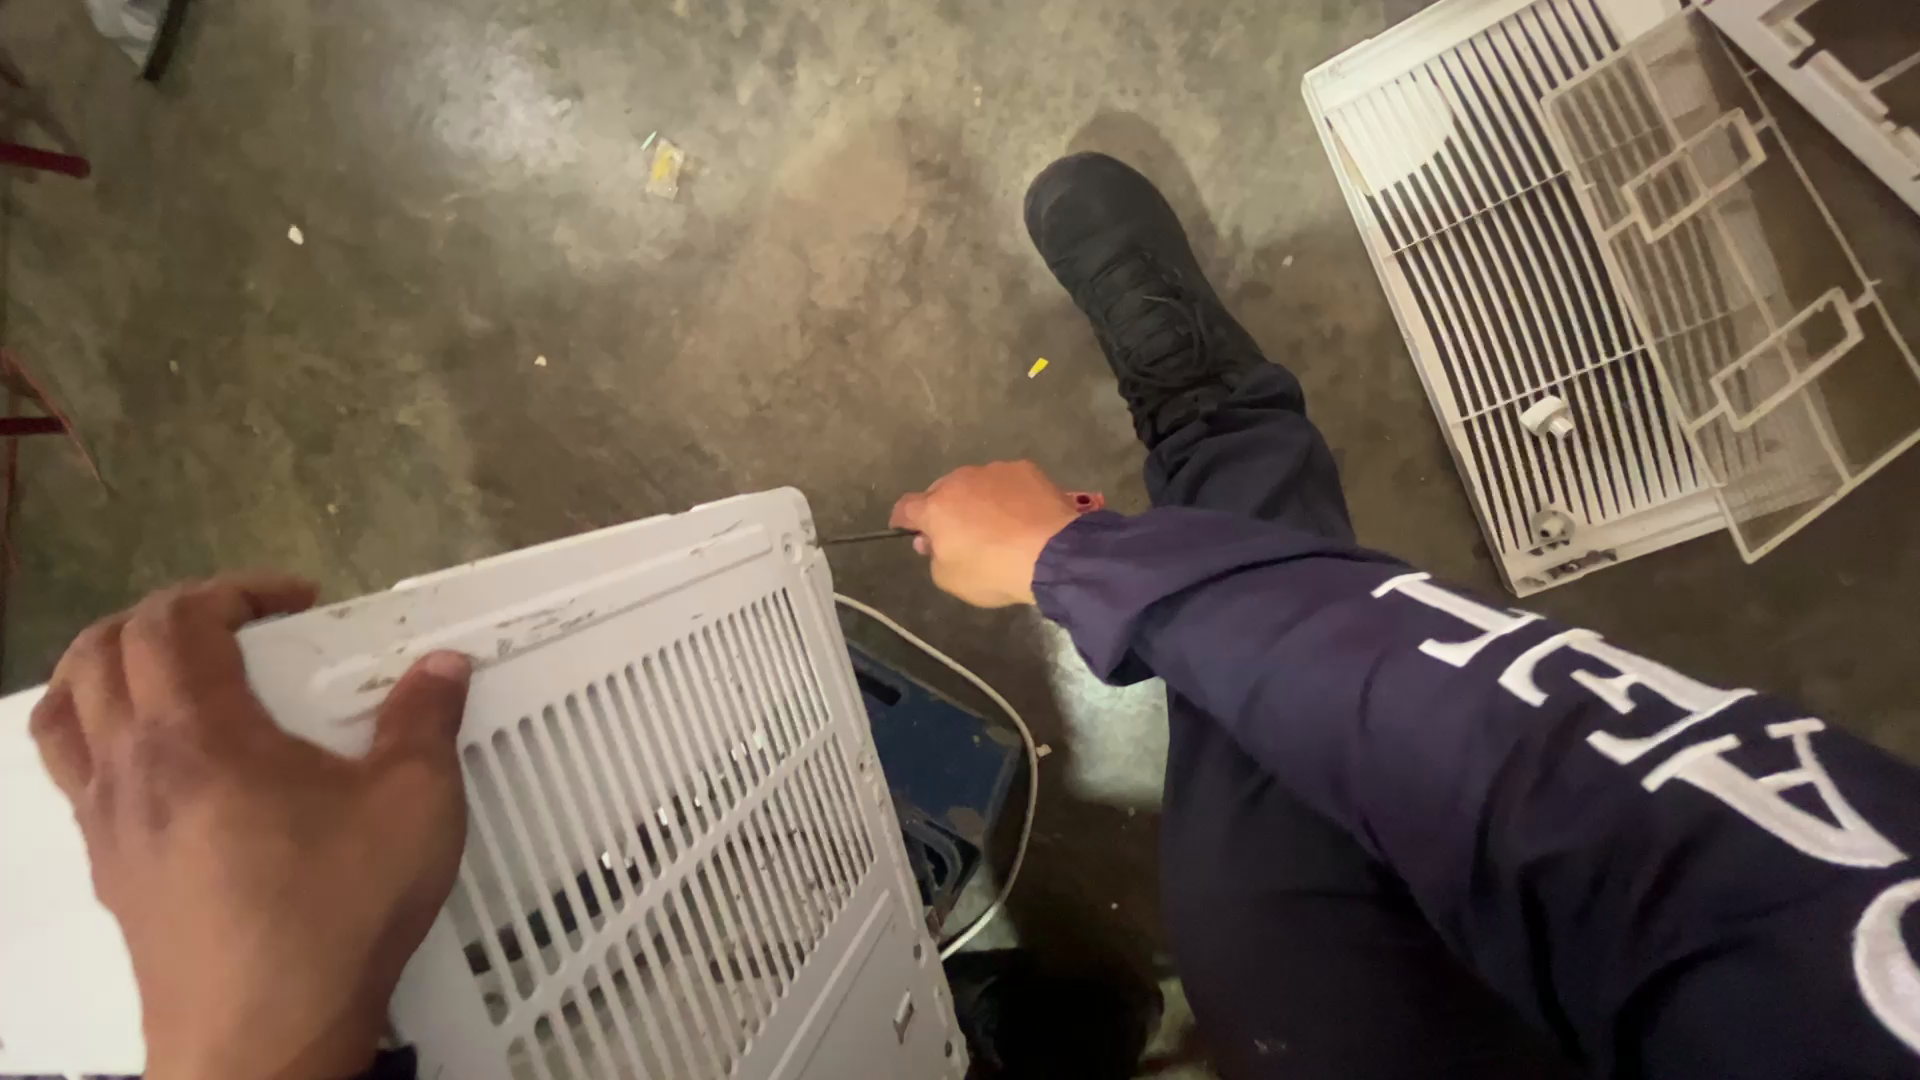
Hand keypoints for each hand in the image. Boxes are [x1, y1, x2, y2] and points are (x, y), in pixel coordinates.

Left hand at [28, 573, 473, 1079]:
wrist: (269, 1029)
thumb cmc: (341, 901)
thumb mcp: (416, 797)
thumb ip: (426, 718)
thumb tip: (443, 665)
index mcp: (202, 741)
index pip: (173, 626)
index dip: (232, 591)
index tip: (300, 601)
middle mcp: (133, 770)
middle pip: (101, 655)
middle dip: (173, 614)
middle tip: (252, 622)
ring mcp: (106, 823)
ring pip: (67, 709)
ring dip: (121, 664)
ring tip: (197, 669)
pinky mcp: (109, 866)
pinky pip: (75, 766)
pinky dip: (108, 723)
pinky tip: (182, 750)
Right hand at [890, 460, 1081, 606]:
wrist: (1051, 554)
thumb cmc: (993, 570)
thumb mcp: (951, 580)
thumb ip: (934, 558)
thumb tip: (931, 542)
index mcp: (935, 507)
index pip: (906, 507)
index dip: (903, 520)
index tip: (906, 529)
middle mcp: (960, 480)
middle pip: (942, 492)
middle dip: (944, 510)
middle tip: (957, 533)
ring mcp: (995, 471)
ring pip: (976, 484)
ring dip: (977, 500)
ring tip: (996, 524)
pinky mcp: (1026, 470)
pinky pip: (1008, 482)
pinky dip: (1009, 495)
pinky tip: (1022, 514)